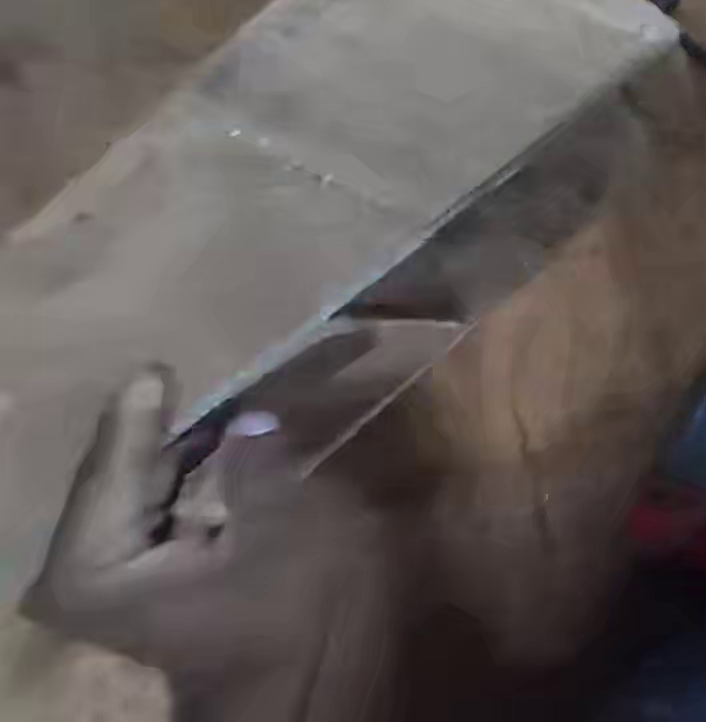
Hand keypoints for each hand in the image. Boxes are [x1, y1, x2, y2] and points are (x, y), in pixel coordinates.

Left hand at [24, 368, 397, 721]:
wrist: (283, 673)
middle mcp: (83, 567)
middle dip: (159, 428)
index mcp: (94, 564)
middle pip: (120, 479)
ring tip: (209, 396)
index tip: (151, 369)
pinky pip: (164, 502)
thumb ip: (260, 471)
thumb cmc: (280, 604)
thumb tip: (253, 419)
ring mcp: (114, 571)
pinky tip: (220, 440)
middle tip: (187, 375)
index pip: (114, 472)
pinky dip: (192, 468)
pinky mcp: (150, 569)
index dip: (138, 418)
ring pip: (142, 488)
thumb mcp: (283, 530)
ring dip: (180, 445)